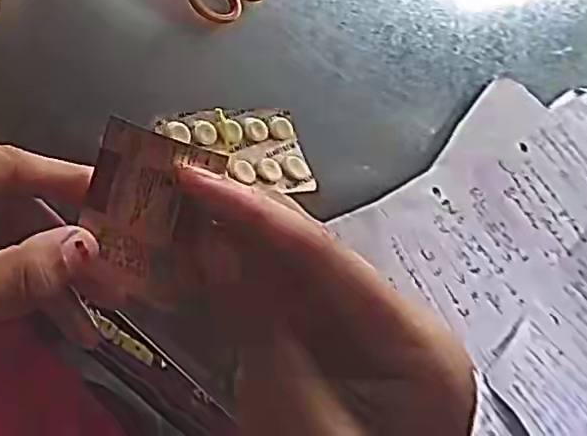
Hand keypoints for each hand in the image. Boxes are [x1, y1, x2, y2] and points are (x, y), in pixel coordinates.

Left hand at [0, 131, 98, 432]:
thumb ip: (20, 273)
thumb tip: (90, 248)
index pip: (5, 164)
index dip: (65, 180)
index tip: (116, 190)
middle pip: (13, 197)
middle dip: (63, 238)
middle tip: (119, 265)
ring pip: (11, 226)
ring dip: (52, 267)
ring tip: (105, 304)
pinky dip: (28, 280)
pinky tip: (68, 314)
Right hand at [180, 166, 474, 435]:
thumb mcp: (293, 420)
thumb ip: (255, 319)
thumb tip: (210, 238)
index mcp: (413, 340)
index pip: (320, 252)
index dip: (248, 207)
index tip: (189, 175)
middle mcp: (393, 316)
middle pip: (305, 246)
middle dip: (237, 209)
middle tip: (173, 176)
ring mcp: (361, 325)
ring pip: (288, 258)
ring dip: (230, 228)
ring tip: (177, 196)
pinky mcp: (331, 336)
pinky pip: (279, 286)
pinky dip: (235, 263)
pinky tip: (199, 240)